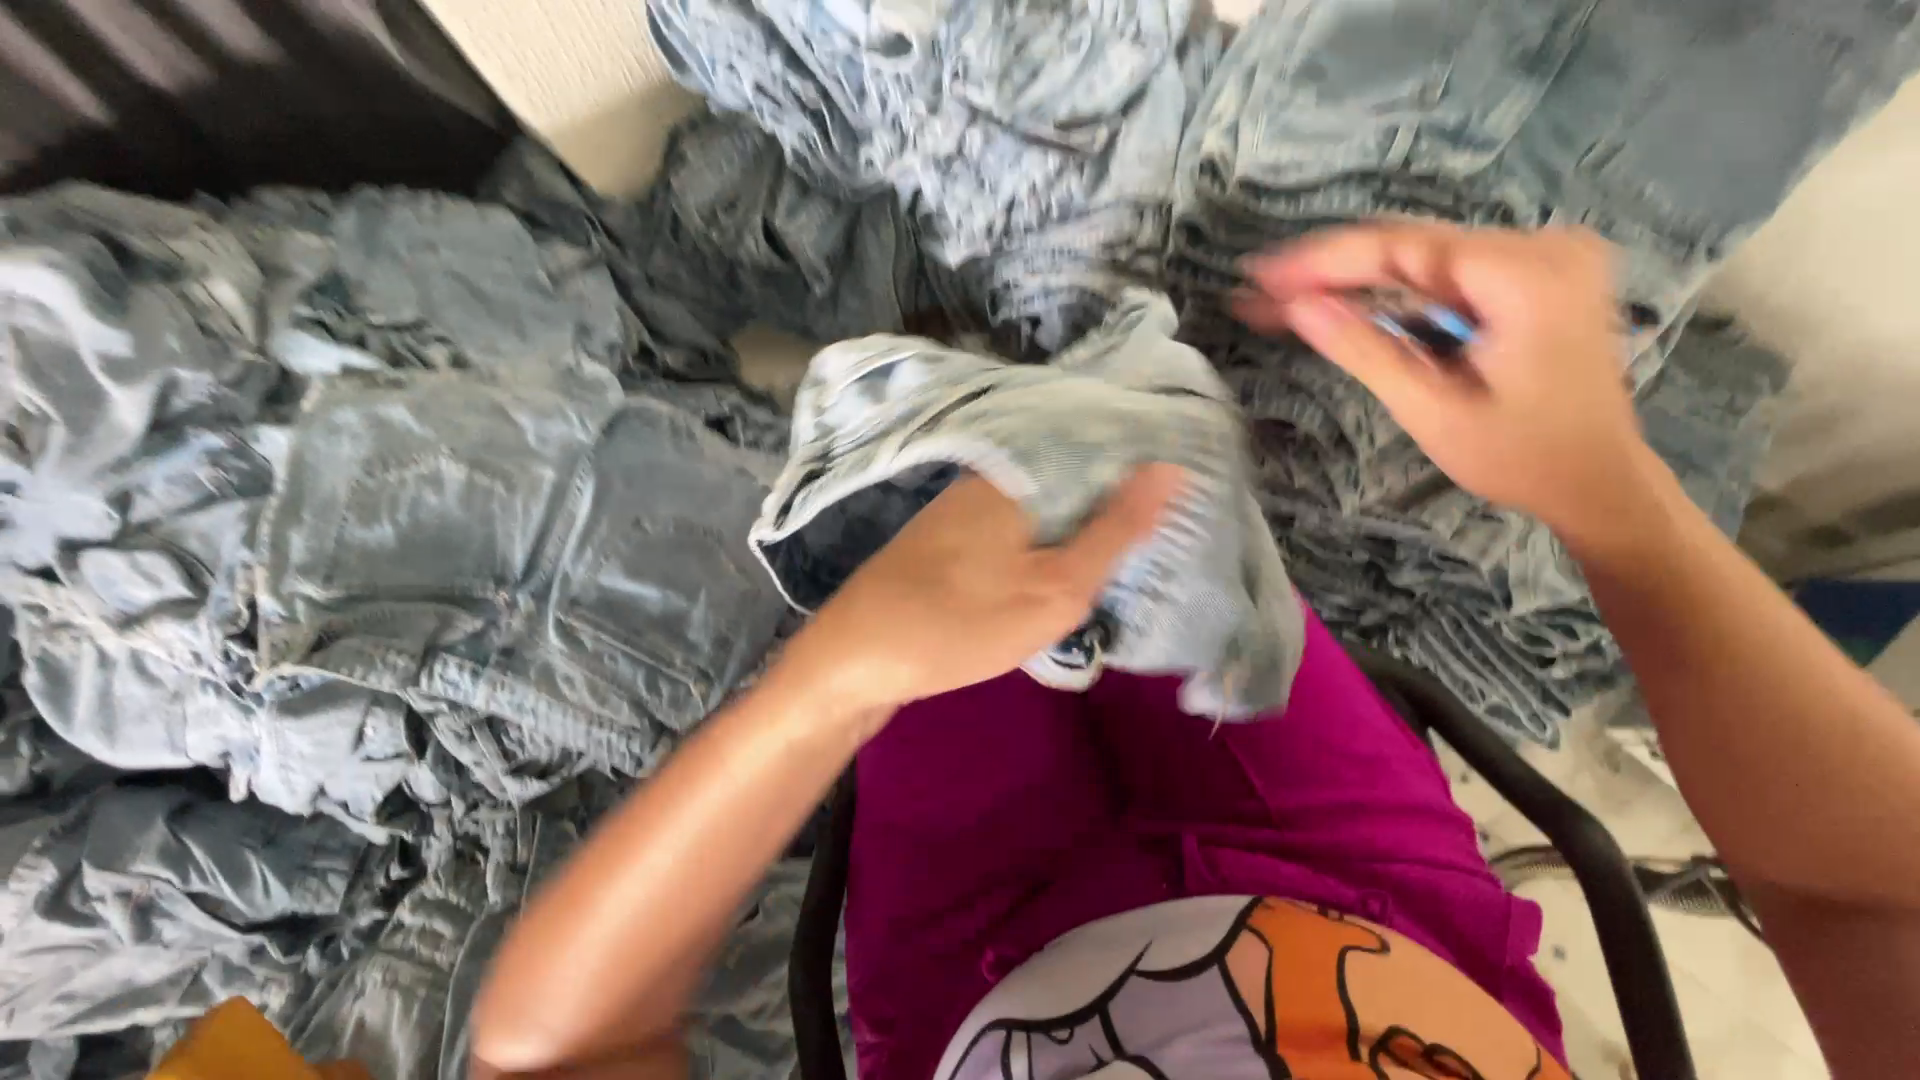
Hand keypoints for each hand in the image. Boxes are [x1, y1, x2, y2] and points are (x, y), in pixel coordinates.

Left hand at [773, 466, 1184, 717]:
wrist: (854, 660)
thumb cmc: (959, 624)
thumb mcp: (1055, 587)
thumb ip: (1115, 530)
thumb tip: (1172, 468)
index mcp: (1020, 474)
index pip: (1104, 451)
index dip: (1147, 476)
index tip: (1187, 505)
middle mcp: (990, 477)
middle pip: (1073, 479)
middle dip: (1117, 507)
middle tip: (1162, 546)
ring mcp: (963, 508)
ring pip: (1043, 508)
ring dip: (1081, 531)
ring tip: (1124, 562)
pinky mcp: (948, 540)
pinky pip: (1015, 530)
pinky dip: (1045, 548)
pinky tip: (1060, 575)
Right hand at [1234, 223, 1668, 545]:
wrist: (1599, 480)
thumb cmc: (1521, 458)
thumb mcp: (1433, 410)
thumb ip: (1366, 351)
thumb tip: (1297, 308)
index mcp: (1526, 276)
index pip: (1401, 250)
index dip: (1321, 261)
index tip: (1258, 274)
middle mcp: (1541, 247)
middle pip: (1409, 247)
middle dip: (1329, 271)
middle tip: (1258, 290)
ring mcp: (1541, 257)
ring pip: (1420, 259)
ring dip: (1353, 282)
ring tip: (1284, 300)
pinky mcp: (1531, 275)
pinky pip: (1444, 275)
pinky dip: (1392, 294)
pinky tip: (1342, 305)